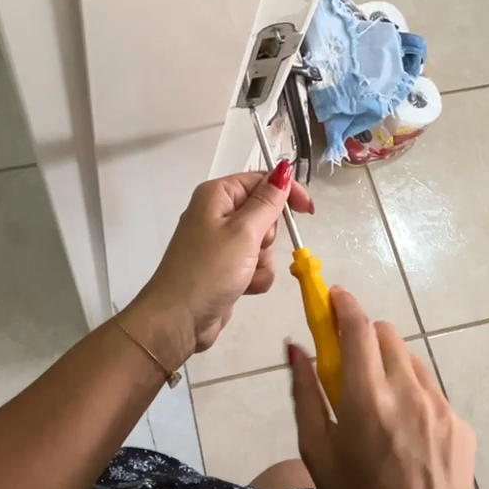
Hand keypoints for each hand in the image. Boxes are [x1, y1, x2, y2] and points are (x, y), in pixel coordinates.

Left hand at [117, 163, 313, 370]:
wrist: (179, 320)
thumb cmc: (210, 270)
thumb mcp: (243, 233)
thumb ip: (267, 202)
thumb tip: (282, 169)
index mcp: (217, 195)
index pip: (260, 180)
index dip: (285, 192)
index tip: (308, 211)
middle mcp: (217, 213)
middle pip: (263, 213)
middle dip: (268, 236)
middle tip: (254, 248)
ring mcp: (221, 242)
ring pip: (263, 243)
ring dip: (262, 261)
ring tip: (245, 274)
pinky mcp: (226, 267)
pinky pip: (255, 264)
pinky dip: (255, 276)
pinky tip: (244, 289)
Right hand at [288, 288, 475, 488]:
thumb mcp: (318, 452)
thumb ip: (304, 393)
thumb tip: (294, 347)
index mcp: (367, 399)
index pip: (358, 327)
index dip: (344, 303)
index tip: (332, 296)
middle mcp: (407, 393)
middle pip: (386, 333)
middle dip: (365, 335)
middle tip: (351, 360)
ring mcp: (440, 408)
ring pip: (410, 358)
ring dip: (390, 363)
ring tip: (379, 401)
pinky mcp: (461, 425)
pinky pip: (431, 389)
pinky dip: (413, 392)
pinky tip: (405, 428)